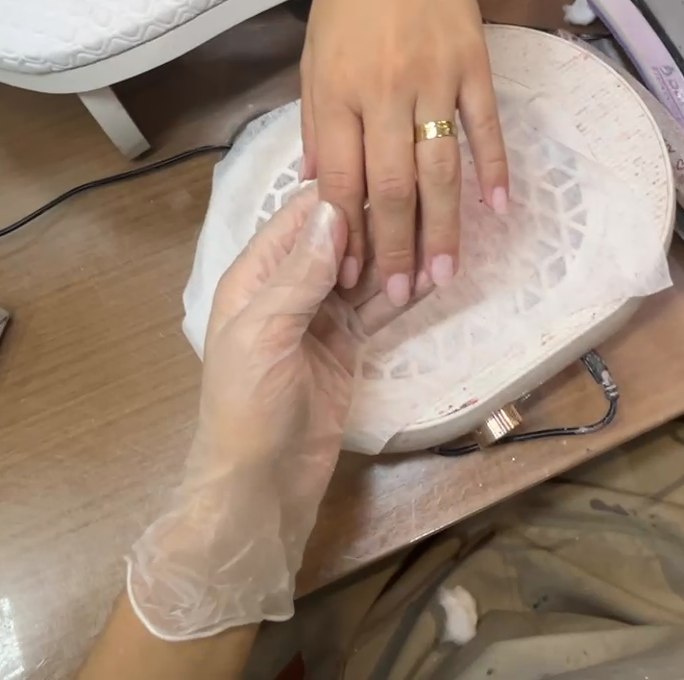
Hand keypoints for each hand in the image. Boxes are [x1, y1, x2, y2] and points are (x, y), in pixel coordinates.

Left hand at [127, 186, 402, 640]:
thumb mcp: (265, 332)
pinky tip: (430, 281)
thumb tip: (332, 209)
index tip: (382, 200)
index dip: (339, 205)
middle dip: (375, 232)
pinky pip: (376, 307)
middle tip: (419, 229)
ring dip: (393, 262)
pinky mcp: (346, 342)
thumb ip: (298, 274)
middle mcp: (289, 285)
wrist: (262, 484)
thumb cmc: (248, 404)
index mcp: (257, 274)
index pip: (301, 218)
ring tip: (435, 250)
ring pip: (362, 271)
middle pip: (337, 240)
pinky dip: (400, 295)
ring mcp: (320, 314)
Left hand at [301, 0, 508, 307]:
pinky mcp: (474, 65)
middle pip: (393, 187)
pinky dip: (494, 169)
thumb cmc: (345, 1)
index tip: (348, 279)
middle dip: (396, 248)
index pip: (342, 180)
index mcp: (336, 92)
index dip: (344, 235)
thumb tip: (321, 191)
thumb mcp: (313, 60)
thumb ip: (319, 126)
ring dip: (445, 227)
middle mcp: (384, 91)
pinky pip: (486, 127)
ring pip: (441, 169)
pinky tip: (497, 210)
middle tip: (402, 295)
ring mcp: (434, 78)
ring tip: (446, 275)